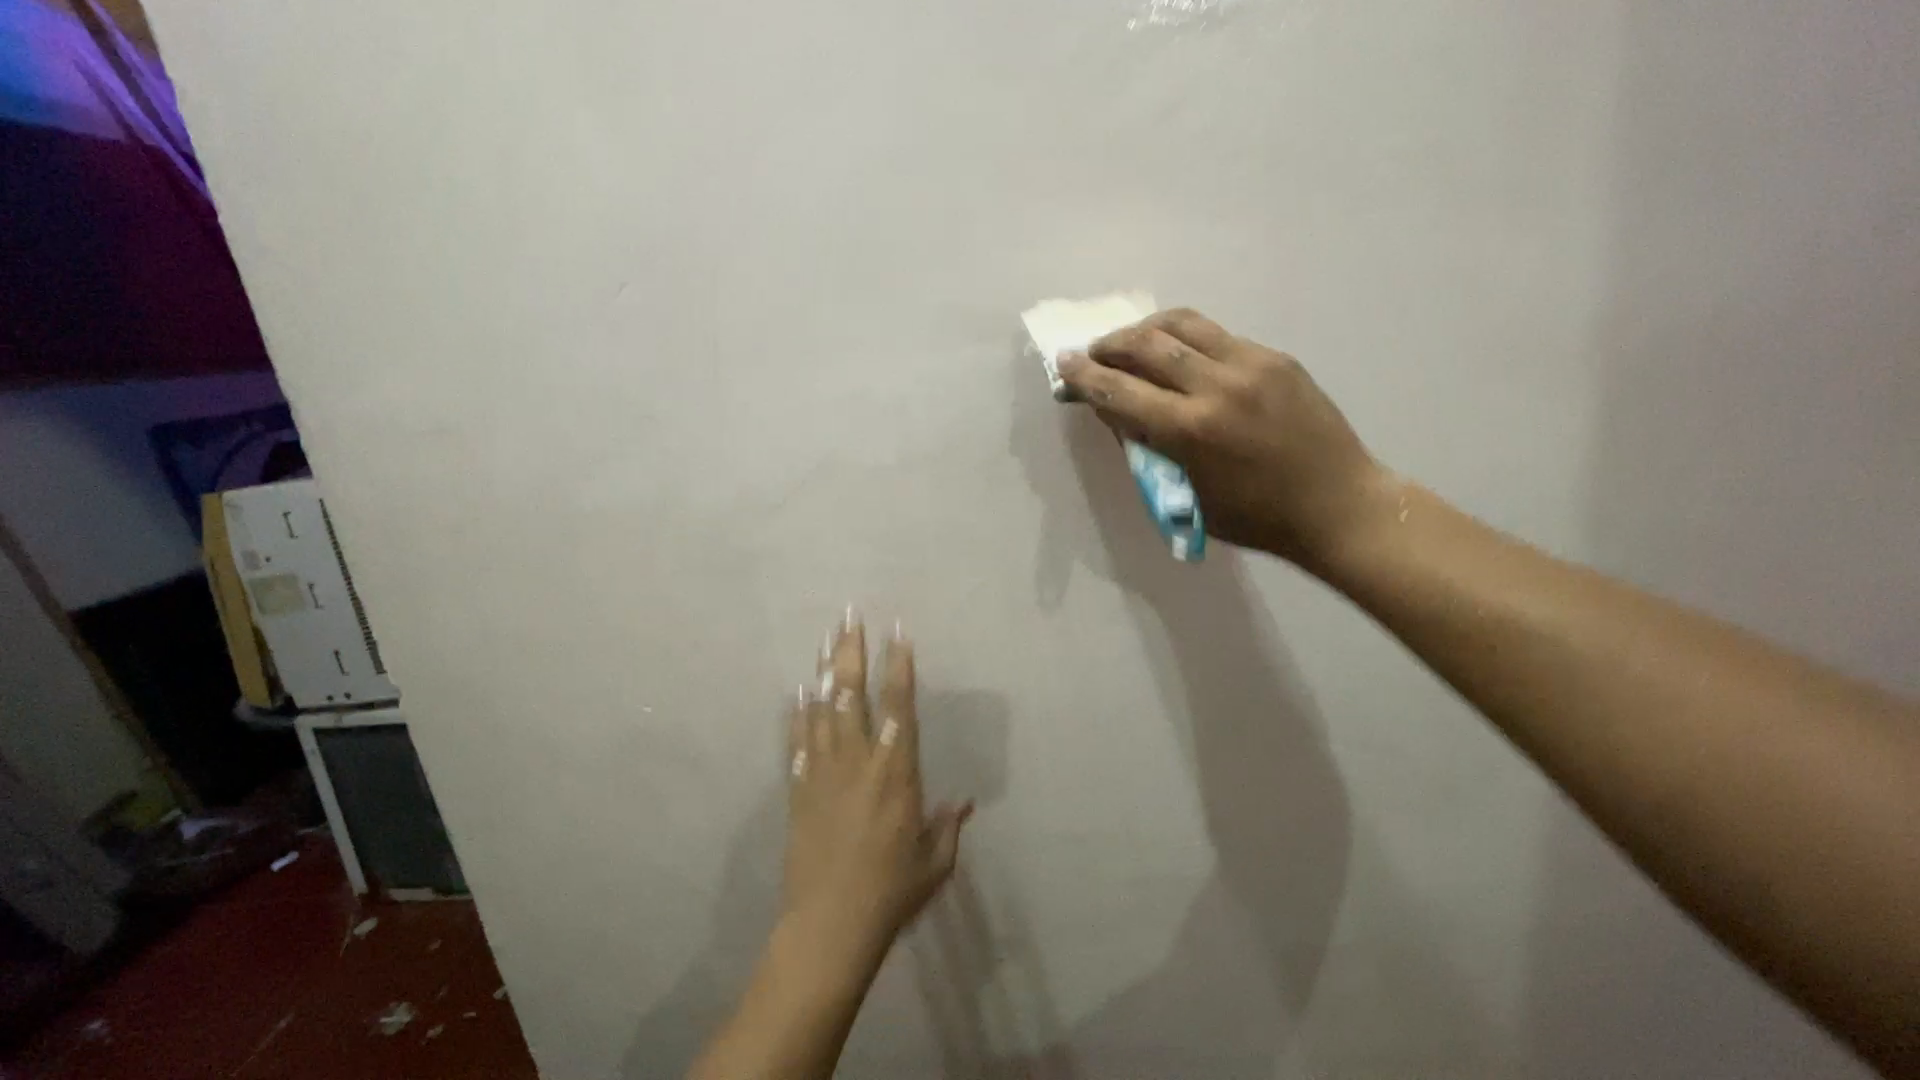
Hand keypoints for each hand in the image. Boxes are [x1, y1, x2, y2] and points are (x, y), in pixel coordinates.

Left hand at [783, 610, 971, 949]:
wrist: (830, 924)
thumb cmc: (893, 892)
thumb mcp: (935, 861)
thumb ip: (948, 827)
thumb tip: (963, 803)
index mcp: (898, 773)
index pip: (900, 708)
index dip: (899, 668)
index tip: (897, 634)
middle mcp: (859, 762)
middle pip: (853, 695)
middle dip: (852, 652)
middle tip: (849, 616)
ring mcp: (824, 774)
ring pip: (823, 710)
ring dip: (824, 672)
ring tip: (825, 639)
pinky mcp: (799, 791)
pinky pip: (798, 743)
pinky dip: (799, 715)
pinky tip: (797, 692)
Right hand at [1057, 308, 1389, 566]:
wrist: (1339, 505)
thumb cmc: (1258, 518)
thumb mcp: (1190, 497)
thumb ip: (1151, 450)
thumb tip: (1117, 413)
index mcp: (1192, 431)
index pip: (1121, 391)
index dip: (1085, 376)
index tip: (1064, 365)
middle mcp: (1218, 387)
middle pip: (1147, 345)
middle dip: (1110, 345)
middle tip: (1093, 352)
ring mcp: (1251, 365)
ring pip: (1183, 325)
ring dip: (1146, 330)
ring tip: (1131, 341)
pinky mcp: (1276, 358)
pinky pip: (1218, 337)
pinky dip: (1187, 340)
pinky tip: (1180, 353)